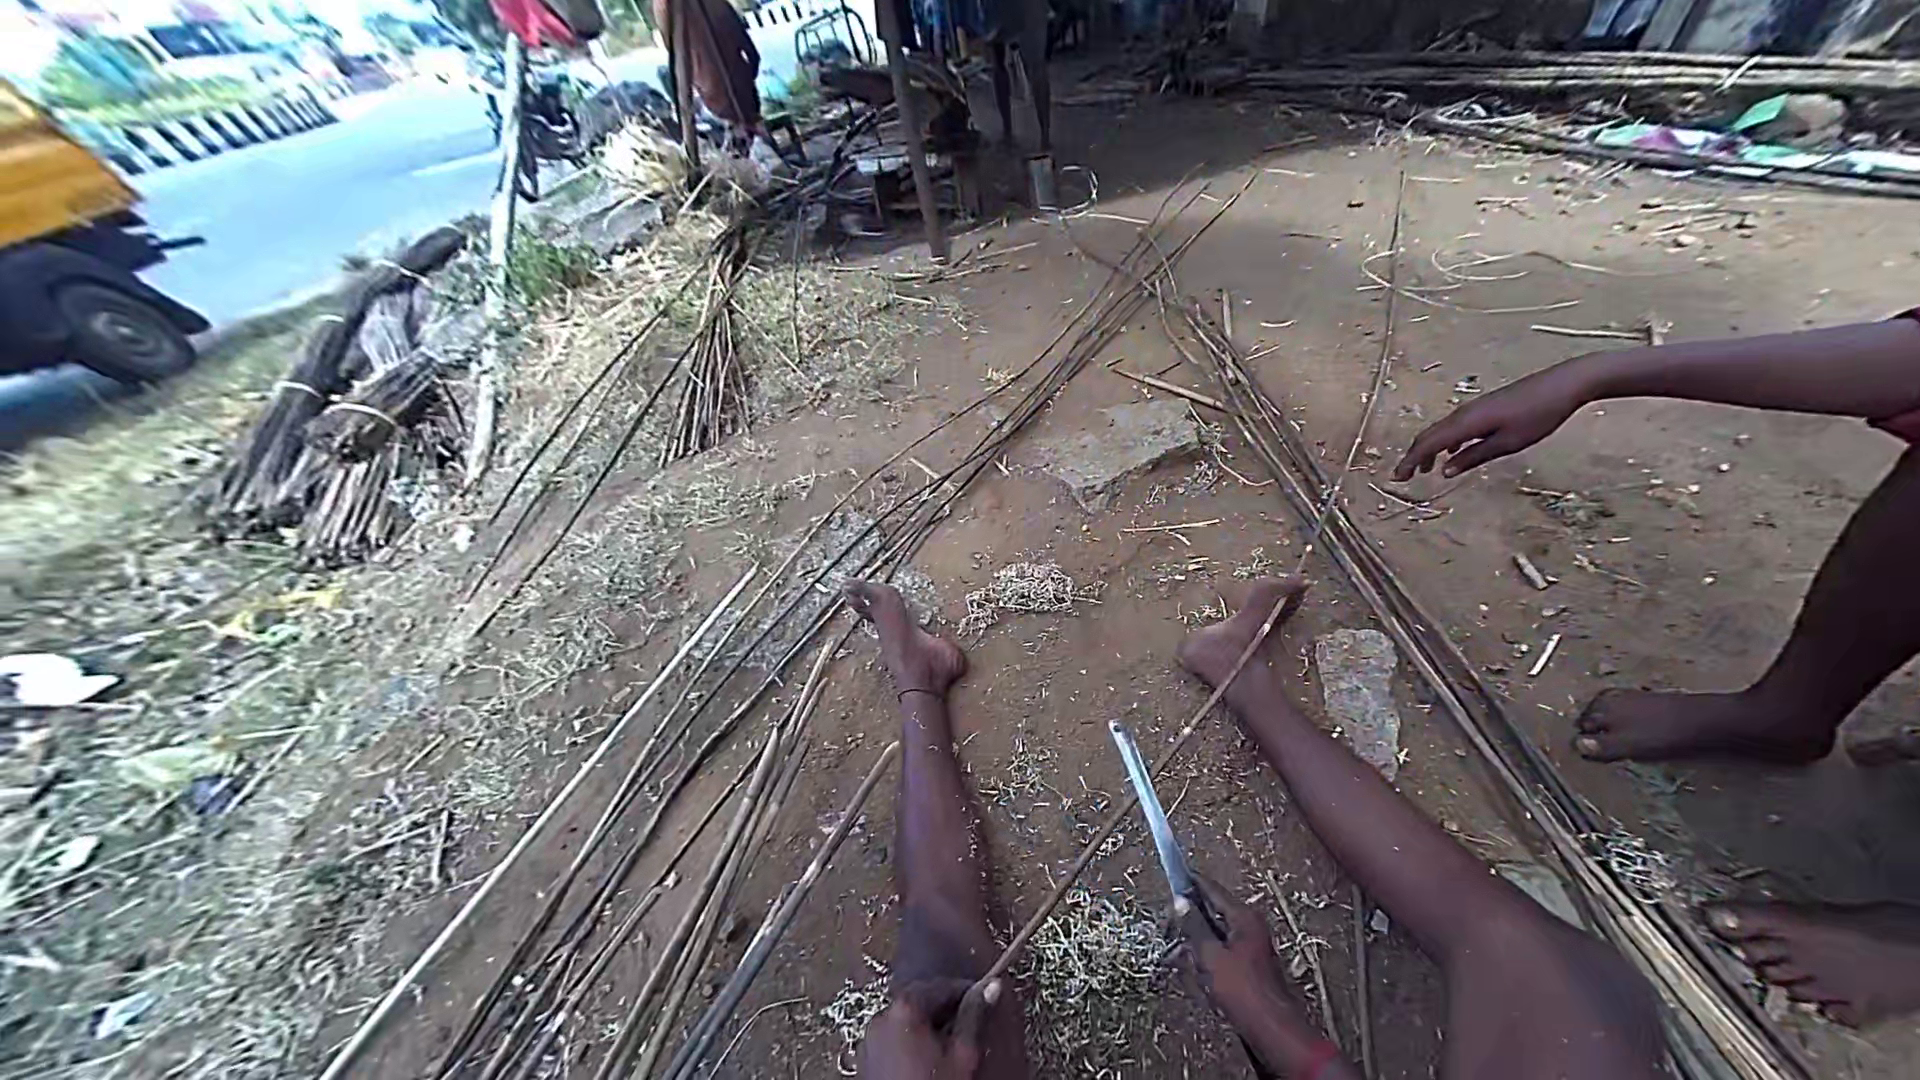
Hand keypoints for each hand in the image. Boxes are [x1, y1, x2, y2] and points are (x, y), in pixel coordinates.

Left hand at [858, 977, 1000, 1078]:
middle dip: (944, 1011)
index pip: (941, 986)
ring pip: (906, 1021)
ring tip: (948, 1048)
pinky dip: (909, 1043)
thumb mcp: (962, 1057)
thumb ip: (974, 1017)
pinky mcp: (865, 1060)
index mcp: (905, 1008)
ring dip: (926, 1028)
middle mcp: (882, 1016)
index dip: (964, 993)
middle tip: (967, 1026)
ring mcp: (870, 1039)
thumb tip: (992, 987)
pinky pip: (892, 1039)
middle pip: (921, 1001)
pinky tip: (926, 1062)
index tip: (981, 999)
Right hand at [1174, 878, 1293, 1033]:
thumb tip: (1179, 900)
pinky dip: (1206, 957)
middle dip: (1189, 920)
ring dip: (1195, 942)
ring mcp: (1250, 946)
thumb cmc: (1242, 990)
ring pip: (1213, 934)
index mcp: (1243, 917)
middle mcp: (1249, 926)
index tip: (1170, 879)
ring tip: (1179, 954)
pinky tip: (1195, 972)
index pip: (1211, 888)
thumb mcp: (1210, 955)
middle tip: (1168, 928)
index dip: (1189, 883)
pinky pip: (1220, 952)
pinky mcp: (1247, 966)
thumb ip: (1193, 925)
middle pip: (1211, 912)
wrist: (1273, 1033)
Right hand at [1393, 359, 1596, 479]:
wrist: (1566, 382)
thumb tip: (1445, 471)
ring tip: (1426, 468)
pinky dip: (1442, 441)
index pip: (1427, 445)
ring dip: (1427, 449)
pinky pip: (1451, 426)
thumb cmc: (1540, 415)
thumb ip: (1474, 457)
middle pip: (1426, 436)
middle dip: (1413, 456)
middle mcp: (1461, 415)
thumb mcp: (1509, 443)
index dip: (1409, 462)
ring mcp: (1470, 409)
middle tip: (1405, 476)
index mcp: (1465, 424)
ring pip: (1438, 431)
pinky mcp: (1481, 407)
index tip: (1398, 478)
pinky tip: (1452, 451)